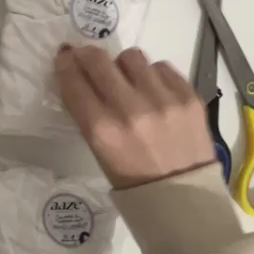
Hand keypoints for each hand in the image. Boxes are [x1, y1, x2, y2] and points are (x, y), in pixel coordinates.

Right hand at [56, 44, 216, 188]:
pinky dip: (153, 75)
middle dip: (88, 55)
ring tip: (129, 80)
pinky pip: (162, 67)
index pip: (73, 82)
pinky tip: (154, 92)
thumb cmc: (132, 178)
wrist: (184, 198)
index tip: (65, 56)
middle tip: (89, 59)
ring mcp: (163, 101)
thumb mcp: (98, 148)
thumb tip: (80, 75)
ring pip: (132, 57)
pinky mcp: (189, 97)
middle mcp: (131, 110)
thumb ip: (88, 112)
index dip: (65, 63)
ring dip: (124, 65)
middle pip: (99, 60)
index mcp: (102, 130)